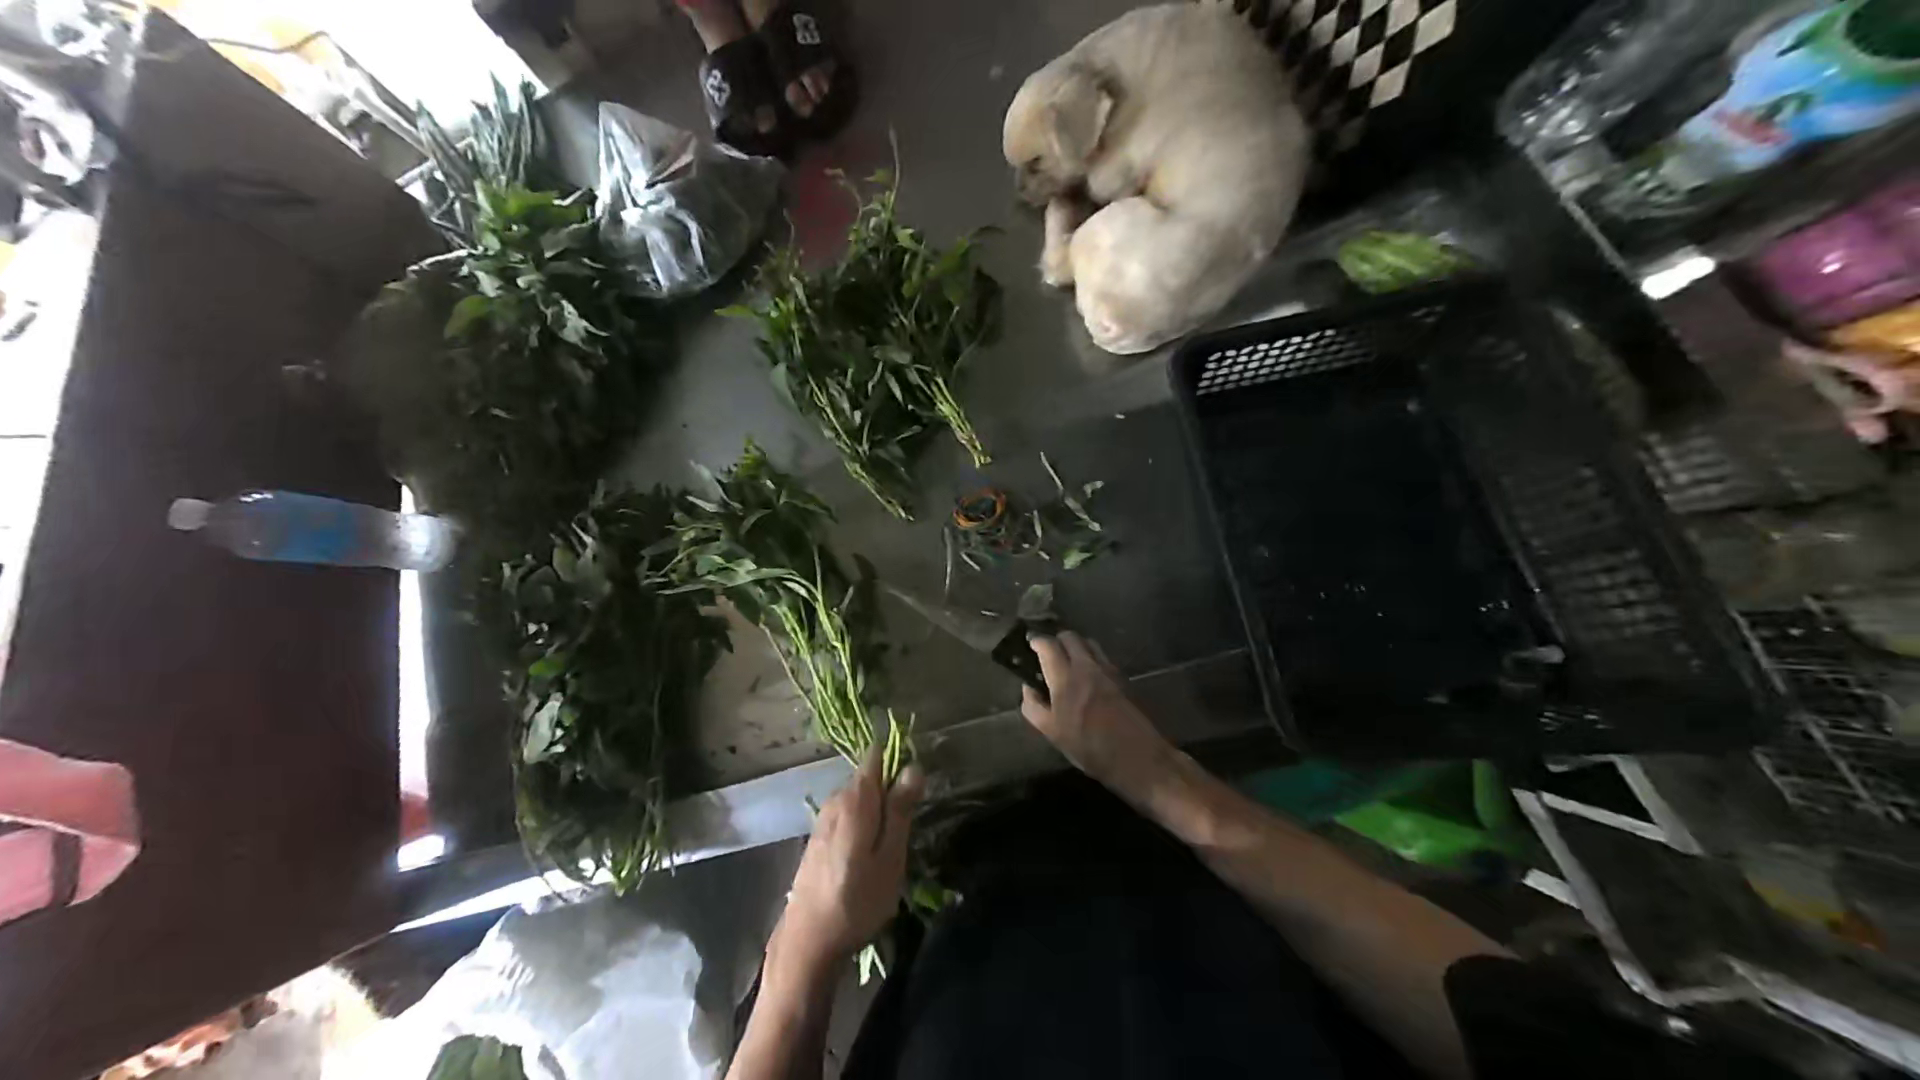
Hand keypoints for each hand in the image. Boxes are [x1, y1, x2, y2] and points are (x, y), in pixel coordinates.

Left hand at [773, 748, 923, 972]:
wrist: (808, 942)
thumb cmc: (858, 900)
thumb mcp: (891, 856)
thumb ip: (901, 809)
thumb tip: (913, 767)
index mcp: (855, 798)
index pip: (876, 755)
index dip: (899, 760)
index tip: (917, 784)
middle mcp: (835, 800)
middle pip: (868, 777)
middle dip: (891, 790)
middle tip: (910, 825)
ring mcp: (823, 820)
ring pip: (858, 799)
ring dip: (878, 811)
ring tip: (893, 845)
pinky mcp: (817, 839)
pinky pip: (847, 817)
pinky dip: (863, 825)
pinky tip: (869, 855)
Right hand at [1022, 631, 1175, 794]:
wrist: (1137, 756)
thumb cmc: (1090, 748)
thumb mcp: (1053, 733)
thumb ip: (1034, 707)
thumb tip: (1028, 688)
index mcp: (1065, 678)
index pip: (1048, 645)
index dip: (1036, 641)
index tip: (1030, 644)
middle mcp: (1087, 667)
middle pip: (1070, 637)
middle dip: (1056, 639)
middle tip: (1048, 652)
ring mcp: (1108, 670)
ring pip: (1089, 643)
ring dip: (1076, 645)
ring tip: (1068, 660)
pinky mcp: (1123, 677)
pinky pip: (1103, 657)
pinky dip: (1091, 657)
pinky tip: (1088, 675)